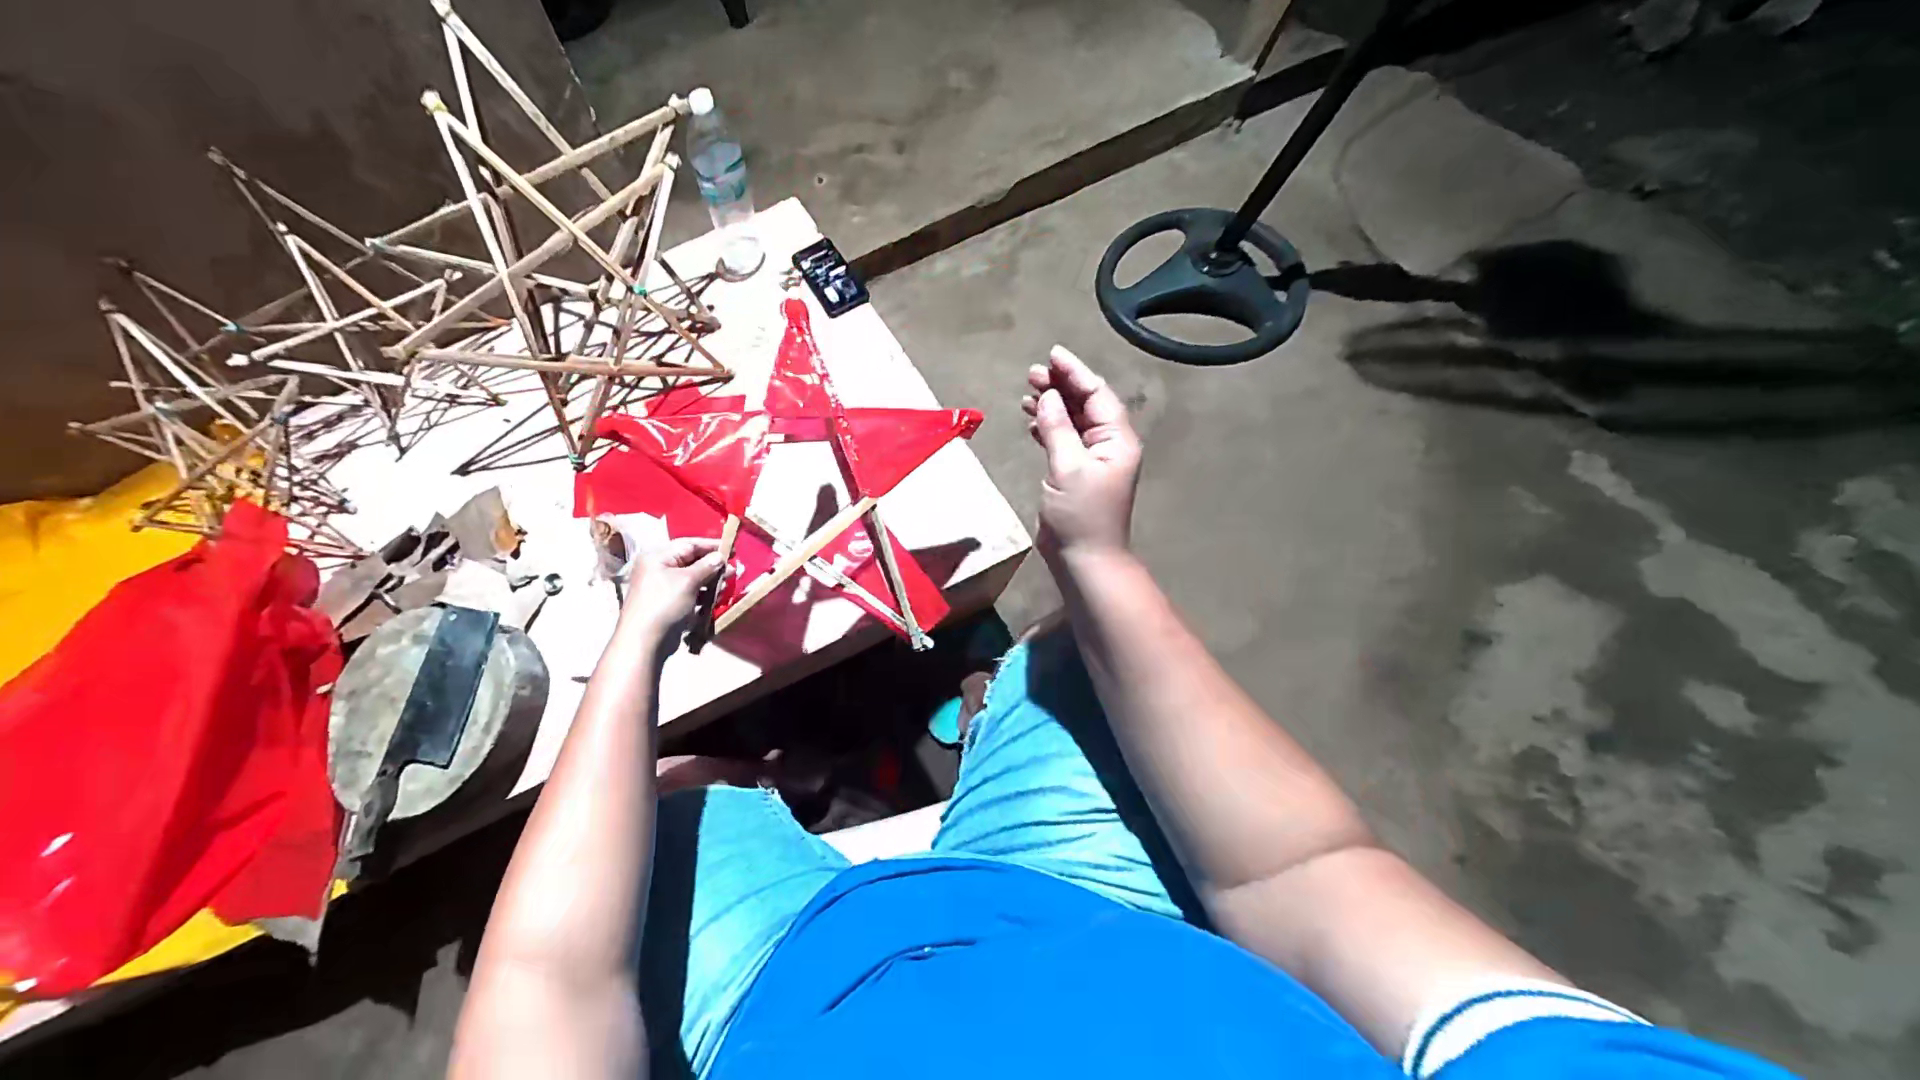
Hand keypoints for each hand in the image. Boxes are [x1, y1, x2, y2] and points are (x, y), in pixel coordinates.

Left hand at [619, 537, 725, 641]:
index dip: (712, 546)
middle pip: (691, 560)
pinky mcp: (668, 602)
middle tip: (733, 572)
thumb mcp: (688, 581)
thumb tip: (720, 556)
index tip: (733, 549)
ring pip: (692, 577)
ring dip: (710, 581)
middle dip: (713, 566)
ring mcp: (662, 586)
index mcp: (658, 556)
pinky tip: (715, 598)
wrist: (645, 640)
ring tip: (725, 586)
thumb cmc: (665, 604)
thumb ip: (707, 565)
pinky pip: (689, 592)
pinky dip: (702, 593)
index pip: (689, 544)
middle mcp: (658, 568)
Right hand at [1022, 345, 1140, 561]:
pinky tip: (1032, 420)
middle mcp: (1109, 445)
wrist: (1084, 559)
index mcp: (1117, 440)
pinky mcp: (1078, 473)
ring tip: (1027, 392)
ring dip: (1052, 405)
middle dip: (1060, 385)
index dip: (1075, 372)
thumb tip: (1046, 397)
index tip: (1052, 355)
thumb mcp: (1068, 468)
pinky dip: (1049, 427)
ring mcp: (1094, 460)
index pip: (1097, 394)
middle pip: (1086, 404)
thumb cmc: (1081, 516)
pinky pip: (1065, 439)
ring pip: (1074, 420)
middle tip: (1032, 372)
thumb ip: (1057, 429)